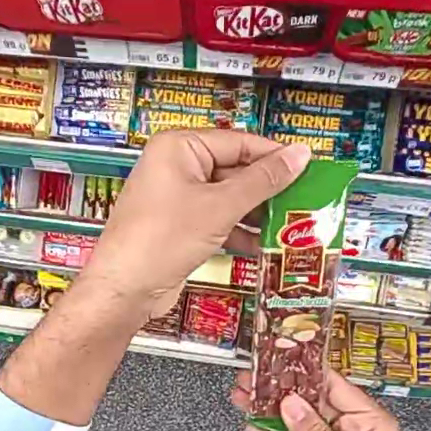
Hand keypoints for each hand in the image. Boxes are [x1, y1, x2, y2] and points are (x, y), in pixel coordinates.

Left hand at [81, 131, 308, 319]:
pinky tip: (259, 244)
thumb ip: (263, 180)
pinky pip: (216, 220)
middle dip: (266, 189)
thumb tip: (297, 156)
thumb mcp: (220, 206)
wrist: (125, 289)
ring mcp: (176, 199)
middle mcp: (175, 168)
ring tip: (286, 224)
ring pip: (227, 198)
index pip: (238, 141)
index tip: (304, 166)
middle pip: (234, 170)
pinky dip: (237, 231)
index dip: (273, 156)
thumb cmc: (155, 241)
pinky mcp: (178, 226)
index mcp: (178, 148)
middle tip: (300, 198)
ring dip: (255, 213)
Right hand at [231, 369, 423, 430]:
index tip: (279, 359)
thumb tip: (291, 404)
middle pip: (309, 399)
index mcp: (369, 422)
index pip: (334, 386)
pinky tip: (253, 428)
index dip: (306, 371)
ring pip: (294, 419)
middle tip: (250, 378)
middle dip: (279, 389)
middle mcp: (348, 429)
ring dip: (268, 410)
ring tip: (242, 397)